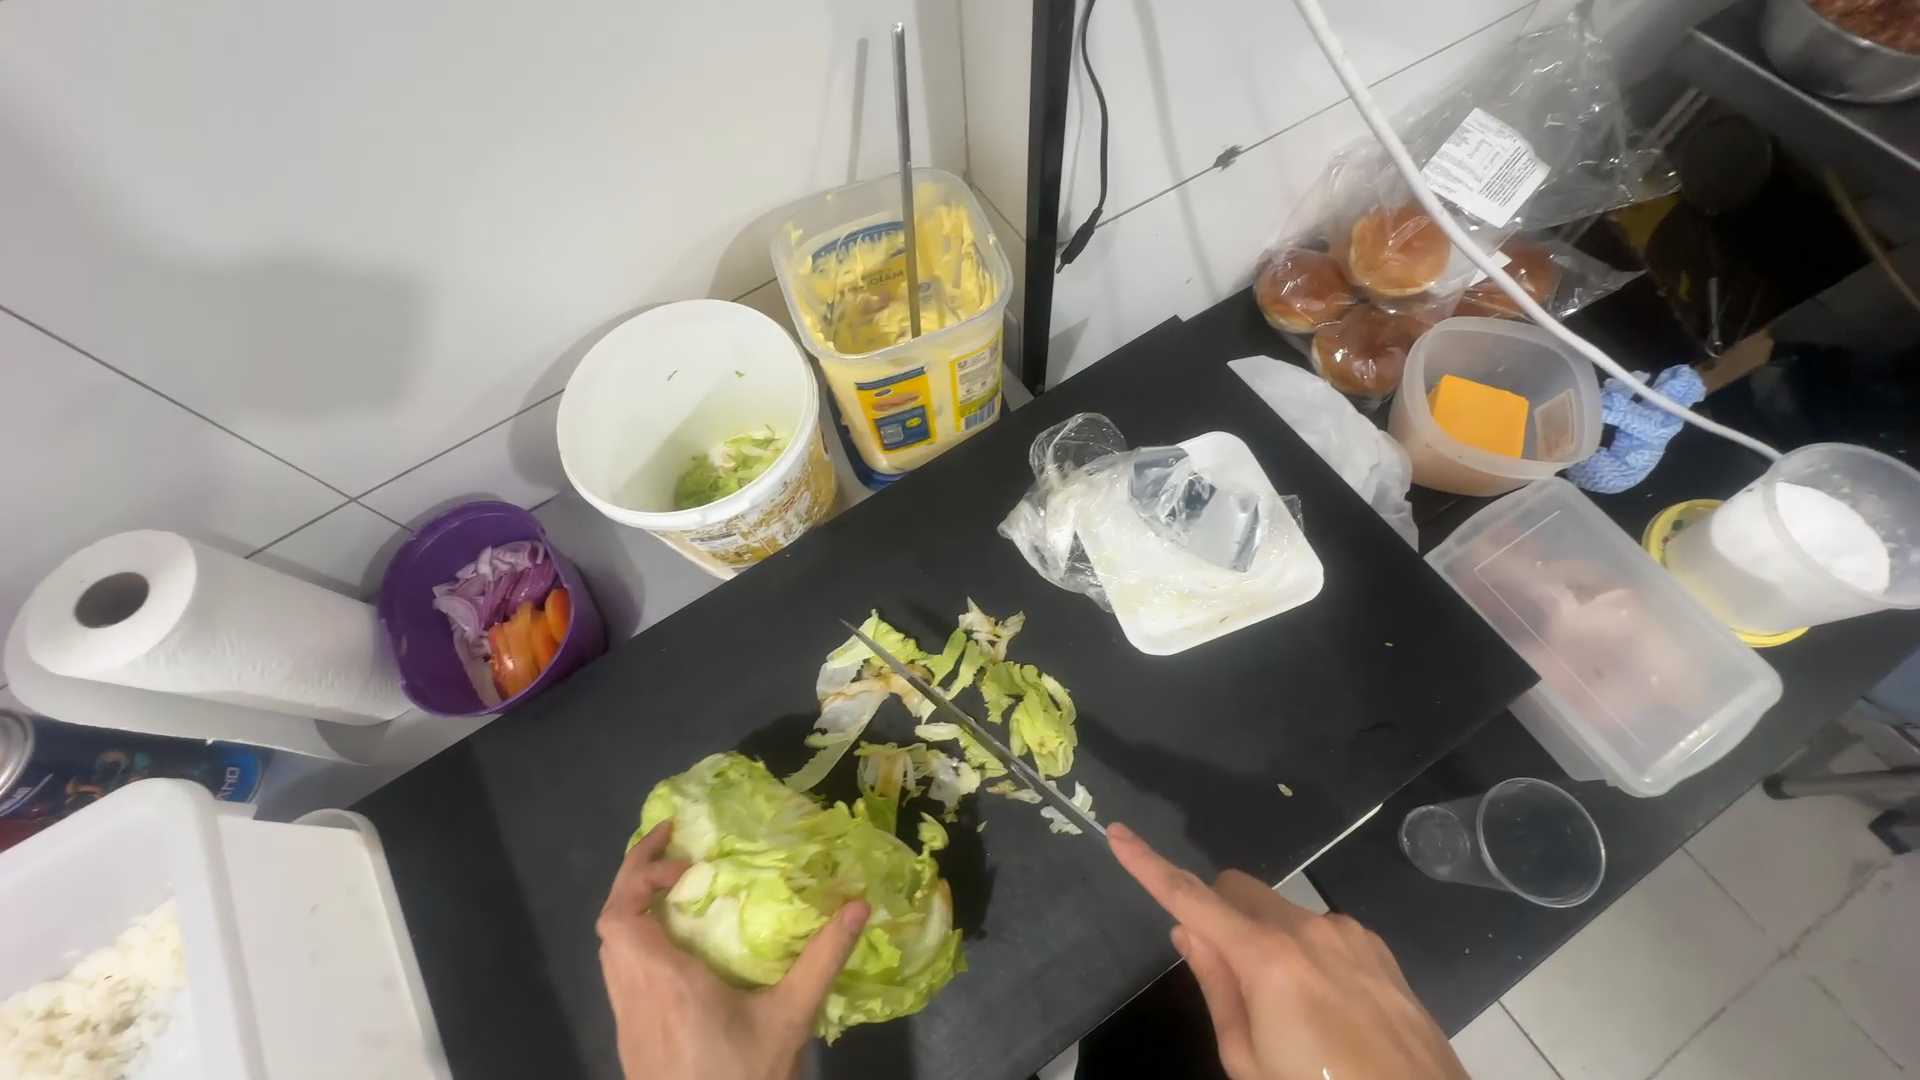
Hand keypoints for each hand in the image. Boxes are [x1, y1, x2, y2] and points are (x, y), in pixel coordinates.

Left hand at [598, 821, 870, 1079]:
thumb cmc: (746, 1078)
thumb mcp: (792, 1016)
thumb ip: (823, 958)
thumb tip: (859, 906)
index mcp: (665, 984)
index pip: (619, 917)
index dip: (639, 875)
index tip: (686, 862)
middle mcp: (635, 997)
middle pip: (609, 925)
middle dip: (634, 875)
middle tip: (673, 846)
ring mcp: (627, 1022)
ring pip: (611, 951)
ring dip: (634, 908)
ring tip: (675, 887)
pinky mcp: (632, 1040)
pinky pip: (621, 975)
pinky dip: (639, 940)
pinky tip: (678, 946)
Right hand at [1108, 822, 1466, 1079]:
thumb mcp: (1250, 1063)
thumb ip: (1216, 988)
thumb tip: (1189, 932)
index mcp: (1267, 959)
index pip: (1190, 898)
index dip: (1148, 865)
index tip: (1118, 834)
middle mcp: (1306, 929)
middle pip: (1235, 890)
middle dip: (1217, 913)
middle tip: (1227, 976)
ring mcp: (1347, 934)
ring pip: (1278, 911)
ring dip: (1264, 939)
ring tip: (1294, 1011)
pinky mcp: (1378, 948)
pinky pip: (1319, 931)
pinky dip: (1304, 951)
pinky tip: (1331, 1008)